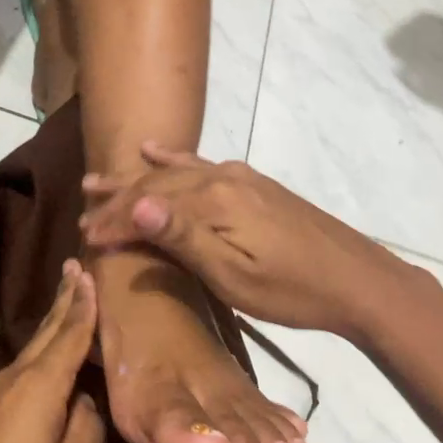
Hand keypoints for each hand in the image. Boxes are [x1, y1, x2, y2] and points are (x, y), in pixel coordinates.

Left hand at [0, 260, 106, 442]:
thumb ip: (87, 430)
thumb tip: (85, 402)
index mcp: (40, 386)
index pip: (69, 334)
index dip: (84, 305)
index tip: (93, 272)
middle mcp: (16, 378)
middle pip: (46, 331)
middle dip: (65, 300)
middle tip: (78, 267)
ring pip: (33, 347)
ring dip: (53, 321)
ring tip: (70, 297)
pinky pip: (25, 367)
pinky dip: (43, 347)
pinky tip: (51, 353)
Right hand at [80, 142, 429, 336]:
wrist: (359, 281)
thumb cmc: (291, 291)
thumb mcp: (234, 276)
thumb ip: (183, 237)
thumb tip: (138, 203)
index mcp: (214, 201)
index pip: (148, 207)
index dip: (114, 222)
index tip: (84, 239)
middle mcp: (222, 178)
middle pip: (157, 183)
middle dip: (117, 199)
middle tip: (83, 213)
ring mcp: (240, 177)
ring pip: (175, 172)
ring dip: (136, 178)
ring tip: (99, 181)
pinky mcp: (254, 184)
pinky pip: (201, 165)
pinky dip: (172, 159)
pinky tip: (155, 151)